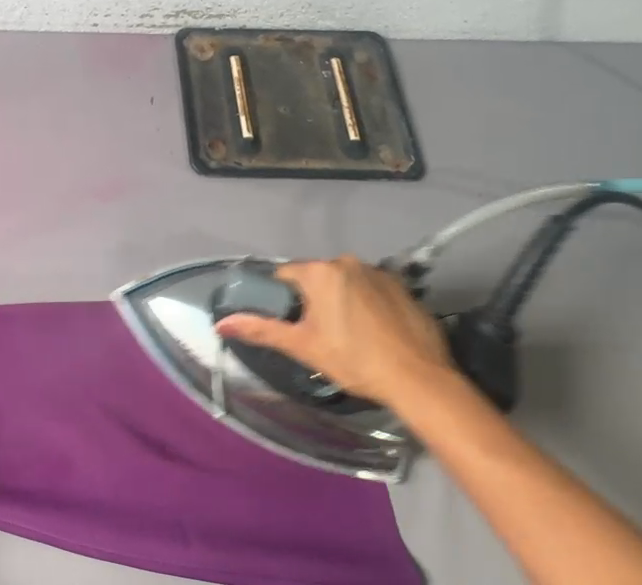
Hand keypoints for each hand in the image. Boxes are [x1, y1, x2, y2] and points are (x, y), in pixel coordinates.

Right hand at [215, 256, 455, 407]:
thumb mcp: (303, 347)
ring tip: (350, 337)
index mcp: (320, 272)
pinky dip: (367, 306)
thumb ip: (261, 330)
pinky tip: (375, 333)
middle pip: (316, 278)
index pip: (285, 276)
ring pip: (345, 283)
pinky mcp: (403, 287)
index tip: (291, 324)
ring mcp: (379, 272)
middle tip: (319, 335)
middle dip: (313, 302)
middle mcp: (347, 262)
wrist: (420, 379)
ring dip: (341, 302)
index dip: (282, 300)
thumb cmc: (355, 361)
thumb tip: (221, 323)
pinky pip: (372, 290)